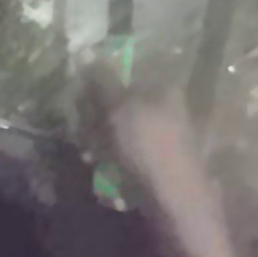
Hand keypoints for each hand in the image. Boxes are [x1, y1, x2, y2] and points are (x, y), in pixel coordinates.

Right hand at [89, 71, 236, 256]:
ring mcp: (168, 140)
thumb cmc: (148, 150)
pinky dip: (115, 164)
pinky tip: (107, 177)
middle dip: (96, 120)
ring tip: (90, 160)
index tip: (79, 104)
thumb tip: (86, 49)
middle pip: (121, 105)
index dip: (96, 89)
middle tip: (82, 136)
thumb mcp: (120, 109)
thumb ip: (103, 80)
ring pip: (122, 133)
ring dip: (101, 145)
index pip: (123, 76)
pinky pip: (130, 157)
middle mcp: (169, 109)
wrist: (178, 207)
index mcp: (163, 89)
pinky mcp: (163, 167)